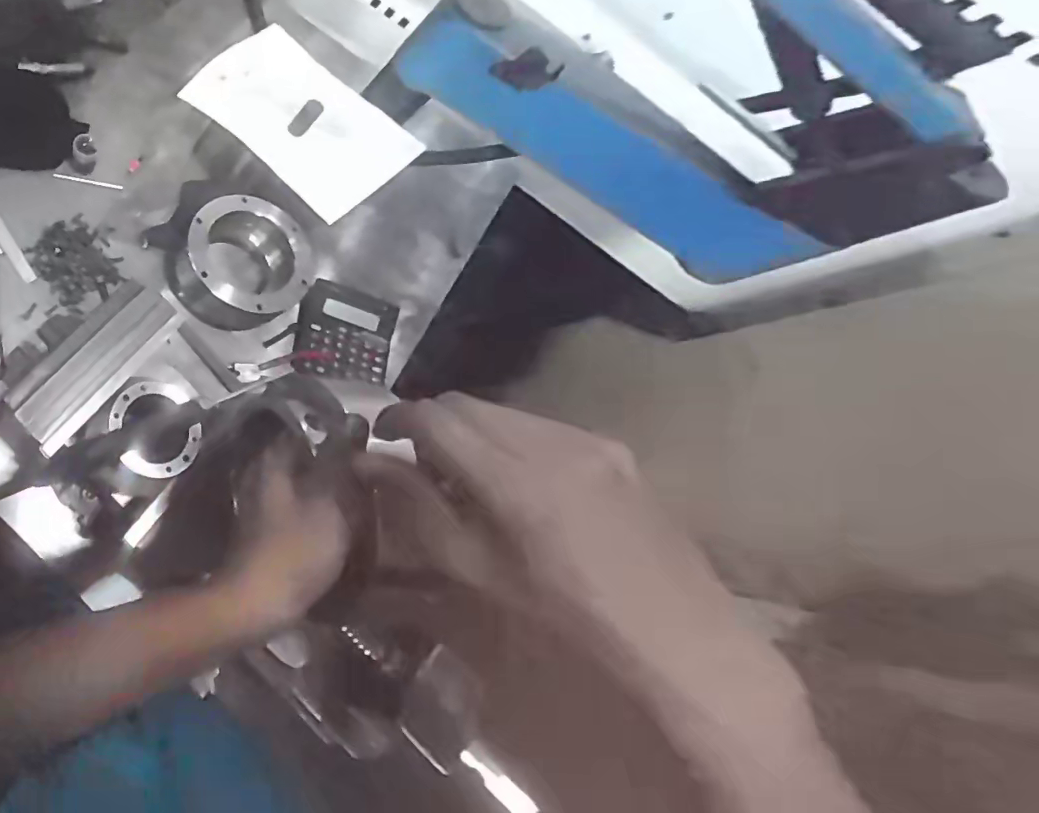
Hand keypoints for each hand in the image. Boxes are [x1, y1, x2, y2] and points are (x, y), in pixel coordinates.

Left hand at [217, 445, 349, 631]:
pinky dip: (311, 502)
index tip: (358, 435)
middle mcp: (258, 471)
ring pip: (295, 478)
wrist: (258, 599)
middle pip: (298, 454)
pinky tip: (333, 514)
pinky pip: (291, 501)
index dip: (330, 429)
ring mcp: (256, 498)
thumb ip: (339, 463)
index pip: (300, 427)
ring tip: (355, 489)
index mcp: (271, 460)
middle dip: (327, 456)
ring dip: (321, 481)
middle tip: (362, 465)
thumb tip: (353, 421)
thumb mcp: (329, 504)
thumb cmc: (296, 549)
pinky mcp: (260, 523)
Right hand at [363, 393, 747, 658]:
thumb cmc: (565, 620)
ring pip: (500, 410)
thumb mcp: (472, 567)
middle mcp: (551, 442)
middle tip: (417, 461)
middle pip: (463, 402)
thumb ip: (413, 504)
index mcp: (513, 476)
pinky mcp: (615, 450)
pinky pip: (538, 424)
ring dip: (468, 428)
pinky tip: (515, 481)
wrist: (687, 651)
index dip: (395, 417)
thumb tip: (366, 460)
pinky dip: (507, 437)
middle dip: (429, 421)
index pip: (432, 416)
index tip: (379, 436)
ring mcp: (589, 441)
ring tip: (466, 474)